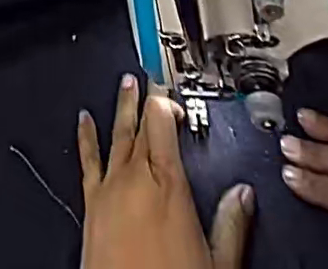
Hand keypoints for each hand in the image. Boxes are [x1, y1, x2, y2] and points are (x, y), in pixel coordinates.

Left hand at [79, 74, 254, 268]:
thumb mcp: (216, 263)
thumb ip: (230, 224)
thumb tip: (243, 195)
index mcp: (168, 185)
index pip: (164, 124)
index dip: (169, 105)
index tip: (175, 99)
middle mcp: (136, 180)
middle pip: (141, 125)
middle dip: (146, 99)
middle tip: (148, 76)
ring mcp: (110, 192)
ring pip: (117, 136)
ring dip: (122, 108)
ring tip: (125, 84)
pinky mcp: (92, 208)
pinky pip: (88, 162)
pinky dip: (86, 138)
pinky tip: (84, 121)